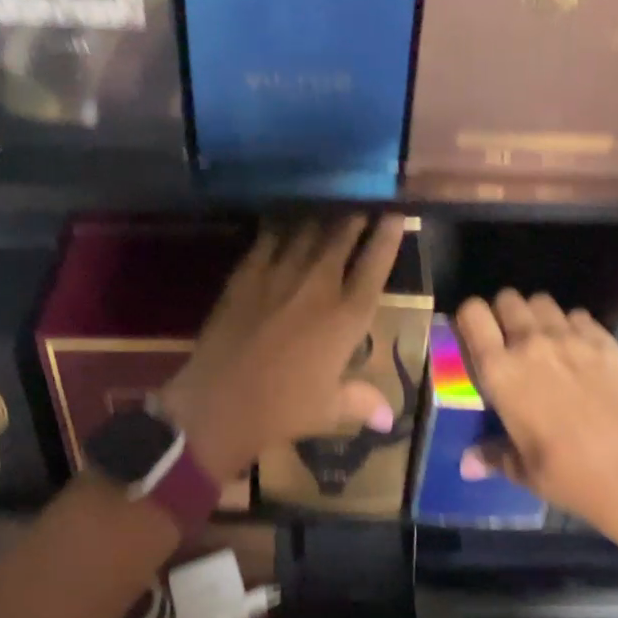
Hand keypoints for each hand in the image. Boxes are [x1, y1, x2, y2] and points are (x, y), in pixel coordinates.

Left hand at [157, 215, 407, 478]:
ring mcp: (280, 273)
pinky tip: (284, 213)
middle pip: (343, 236)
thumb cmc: (283, 409)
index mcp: (347, 316)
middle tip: (365, 198)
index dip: (389, 235)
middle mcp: (318, 285)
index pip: (376, 264)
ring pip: (308, 230)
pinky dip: (281, 223)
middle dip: (357, 214)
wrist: (219, 403)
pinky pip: (269, 237)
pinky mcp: (247, 273)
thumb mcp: (330, 410)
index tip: (397, 212)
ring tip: (331, 200)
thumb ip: (363, 401)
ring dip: (322, 214)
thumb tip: (389, 418)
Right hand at [455, 290, 617, 527]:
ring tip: (546, 340)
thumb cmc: (562, 472)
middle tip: (511, 339)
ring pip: (543, 301)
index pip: (472, 313)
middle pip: (508, 298)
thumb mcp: (519, 467)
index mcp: (499, 370)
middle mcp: (530, 343)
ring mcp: (569, 338)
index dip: (470, 318)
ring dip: (538, 316)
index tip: (475, 334)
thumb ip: (491, 455)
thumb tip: (467, 466)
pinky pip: (579, 316)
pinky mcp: (603, 341)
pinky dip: (573, 327)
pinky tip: (579, 351)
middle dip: (504, 313)